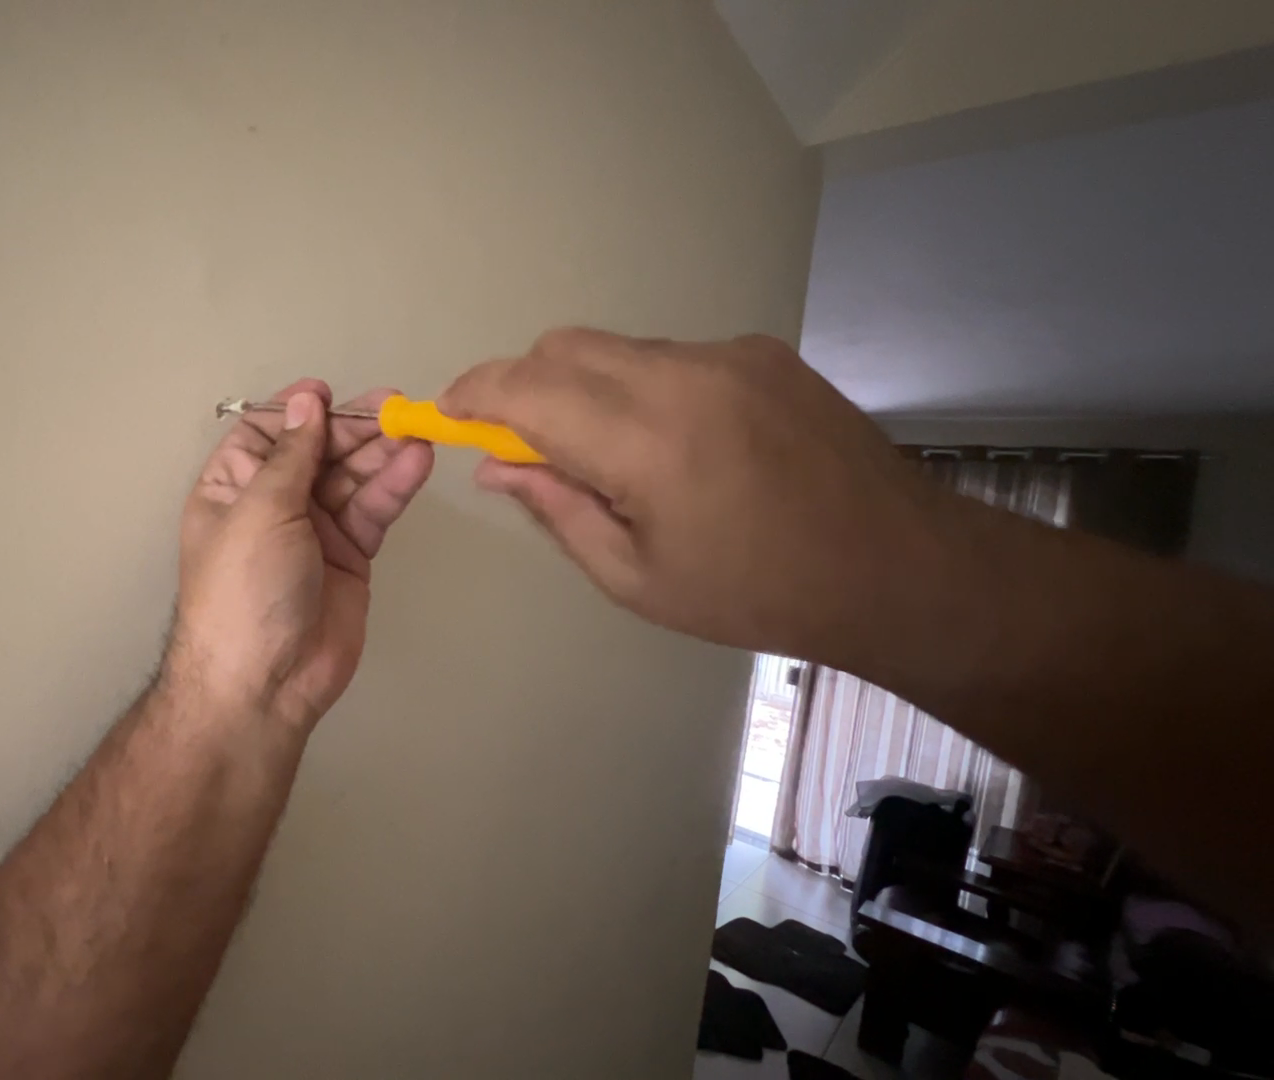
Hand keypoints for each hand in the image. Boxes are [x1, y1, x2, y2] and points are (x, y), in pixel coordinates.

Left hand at [166, 380, 433, 728]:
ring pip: (352, 478)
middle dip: (353, 429)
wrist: (265, 682)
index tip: (329, 395)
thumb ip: (290, 455)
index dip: (296, 411)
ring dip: (382, 453)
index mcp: (233, 487)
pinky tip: (417, 461)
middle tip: (396, 406)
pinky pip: (373, 511)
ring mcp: (315, 530)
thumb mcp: (259, 511)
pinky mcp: (351, 555)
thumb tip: (305, 402)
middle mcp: (274, 504)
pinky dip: (394, 486)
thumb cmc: (245, 589)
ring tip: (418, 428)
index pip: (266, 433)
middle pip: (318, 451)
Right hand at [439, 329, 950, 663]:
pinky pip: (664, 353)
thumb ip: (555, 509)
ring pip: (612, 346)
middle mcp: (683, 375)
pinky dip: (634, 384)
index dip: (474, 394)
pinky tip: (670, 439)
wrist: (898, 568)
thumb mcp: (633, 576)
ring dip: (579, 386)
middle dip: (520, 384)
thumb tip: (493, 468)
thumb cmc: (752, 592)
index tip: (448, 413)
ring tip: (606, 452)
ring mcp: (728, 354)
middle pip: (561, 347)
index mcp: (646, 443)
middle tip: (523, 445)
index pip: (527, 389)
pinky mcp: (761, 351)